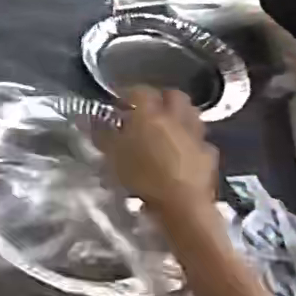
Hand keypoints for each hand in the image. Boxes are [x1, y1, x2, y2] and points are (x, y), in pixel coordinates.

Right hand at [100, 86, 219, 217]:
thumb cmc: (142, 177)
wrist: (182, 204)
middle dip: (161, 98)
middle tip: (147, 110)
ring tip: (167, 129)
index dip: (128, 93)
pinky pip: (200, 141)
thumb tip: (87, 119)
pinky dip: (192, 142)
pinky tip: (184, 153)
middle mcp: (176, 117)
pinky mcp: (209, 154)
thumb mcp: (112, 156)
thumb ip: (102, 135)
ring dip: (180, 116)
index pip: (140, 91)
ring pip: (191, 114)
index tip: (119, 102)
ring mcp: (196, 135)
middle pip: (173, 95)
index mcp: (150, 113)